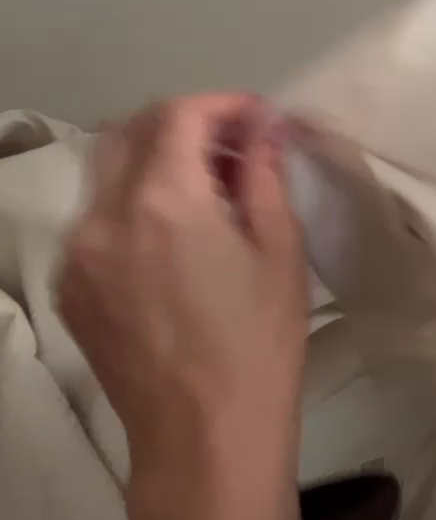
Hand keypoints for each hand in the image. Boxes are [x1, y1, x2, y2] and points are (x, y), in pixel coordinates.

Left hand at [58, 93, 308, 519]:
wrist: (203, 416)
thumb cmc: (261, 326)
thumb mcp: (280, 242)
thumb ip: (263, 176)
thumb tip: (265, 129)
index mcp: (163, 205)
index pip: (177, 118)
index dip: (226, 104)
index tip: (265, 116)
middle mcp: (102, 220)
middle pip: (128, 134)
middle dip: (189, 121)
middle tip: (245, 139)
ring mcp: (75, 254)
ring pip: (110, 172)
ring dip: (165, 157)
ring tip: (224, 181)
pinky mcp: (71, 282)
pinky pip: (101, 215)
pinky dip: (144, 196)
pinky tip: (192, 224)